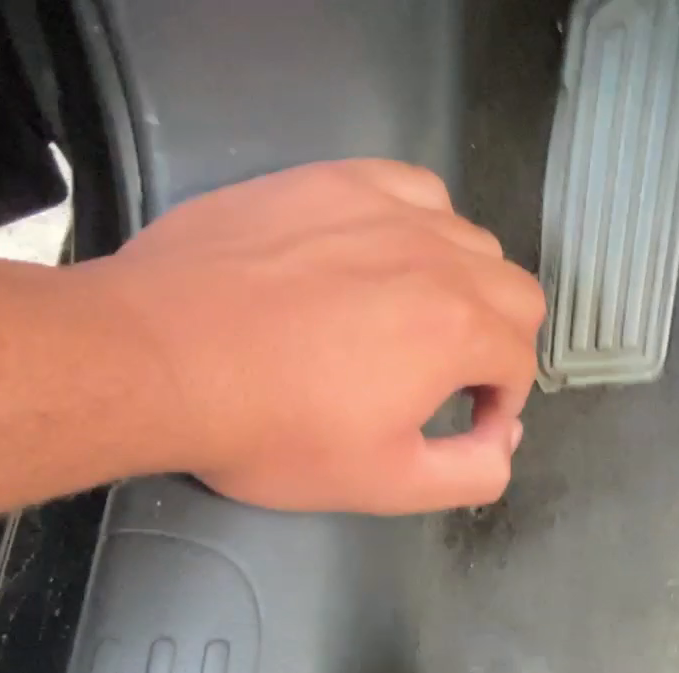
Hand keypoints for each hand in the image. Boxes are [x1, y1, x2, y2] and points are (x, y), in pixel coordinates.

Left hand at [75, 160, 543, 513]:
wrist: (156, 360)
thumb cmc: (275, 430)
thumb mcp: (388, 483)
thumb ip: (474, 473)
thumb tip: (504, 441)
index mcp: (461, 331)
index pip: (521, 362)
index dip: (502, 403)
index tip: (465, 424)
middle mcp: (440, 258)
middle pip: (518, 294)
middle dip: (501, 344)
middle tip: (452, 377)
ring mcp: (386, 210)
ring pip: (474, 241)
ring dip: (468, 286)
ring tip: (418, 318)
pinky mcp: (334, 182)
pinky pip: (417, 189)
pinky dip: (426, 225)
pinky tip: (389, 255)